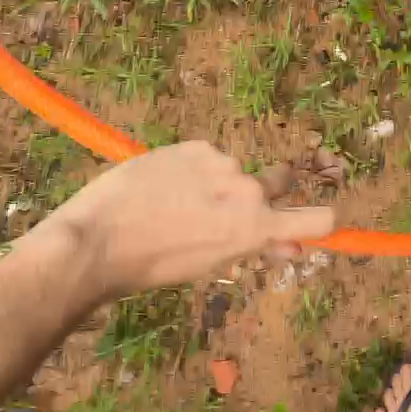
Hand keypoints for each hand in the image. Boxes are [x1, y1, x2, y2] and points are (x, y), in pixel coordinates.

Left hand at [32, 142, 336, 303]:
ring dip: (217, 183)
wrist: (90, 241)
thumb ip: (256, 247)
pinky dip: (192, 169)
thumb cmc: (147, 266)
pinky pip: (207, 157)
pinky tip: (162, 186)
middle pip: (276, 183)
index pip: (319, 219)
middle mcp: (248, 191)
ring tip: (172, 203)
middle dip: (259, 195)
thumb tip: (294, 246)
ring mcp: (224, 164)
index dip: (320, 223)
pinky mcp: (199, 146)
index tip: (311, 226)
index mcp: (254, 227)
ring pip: (234, 172)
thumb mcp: (208, 263)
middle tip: (217, 214)